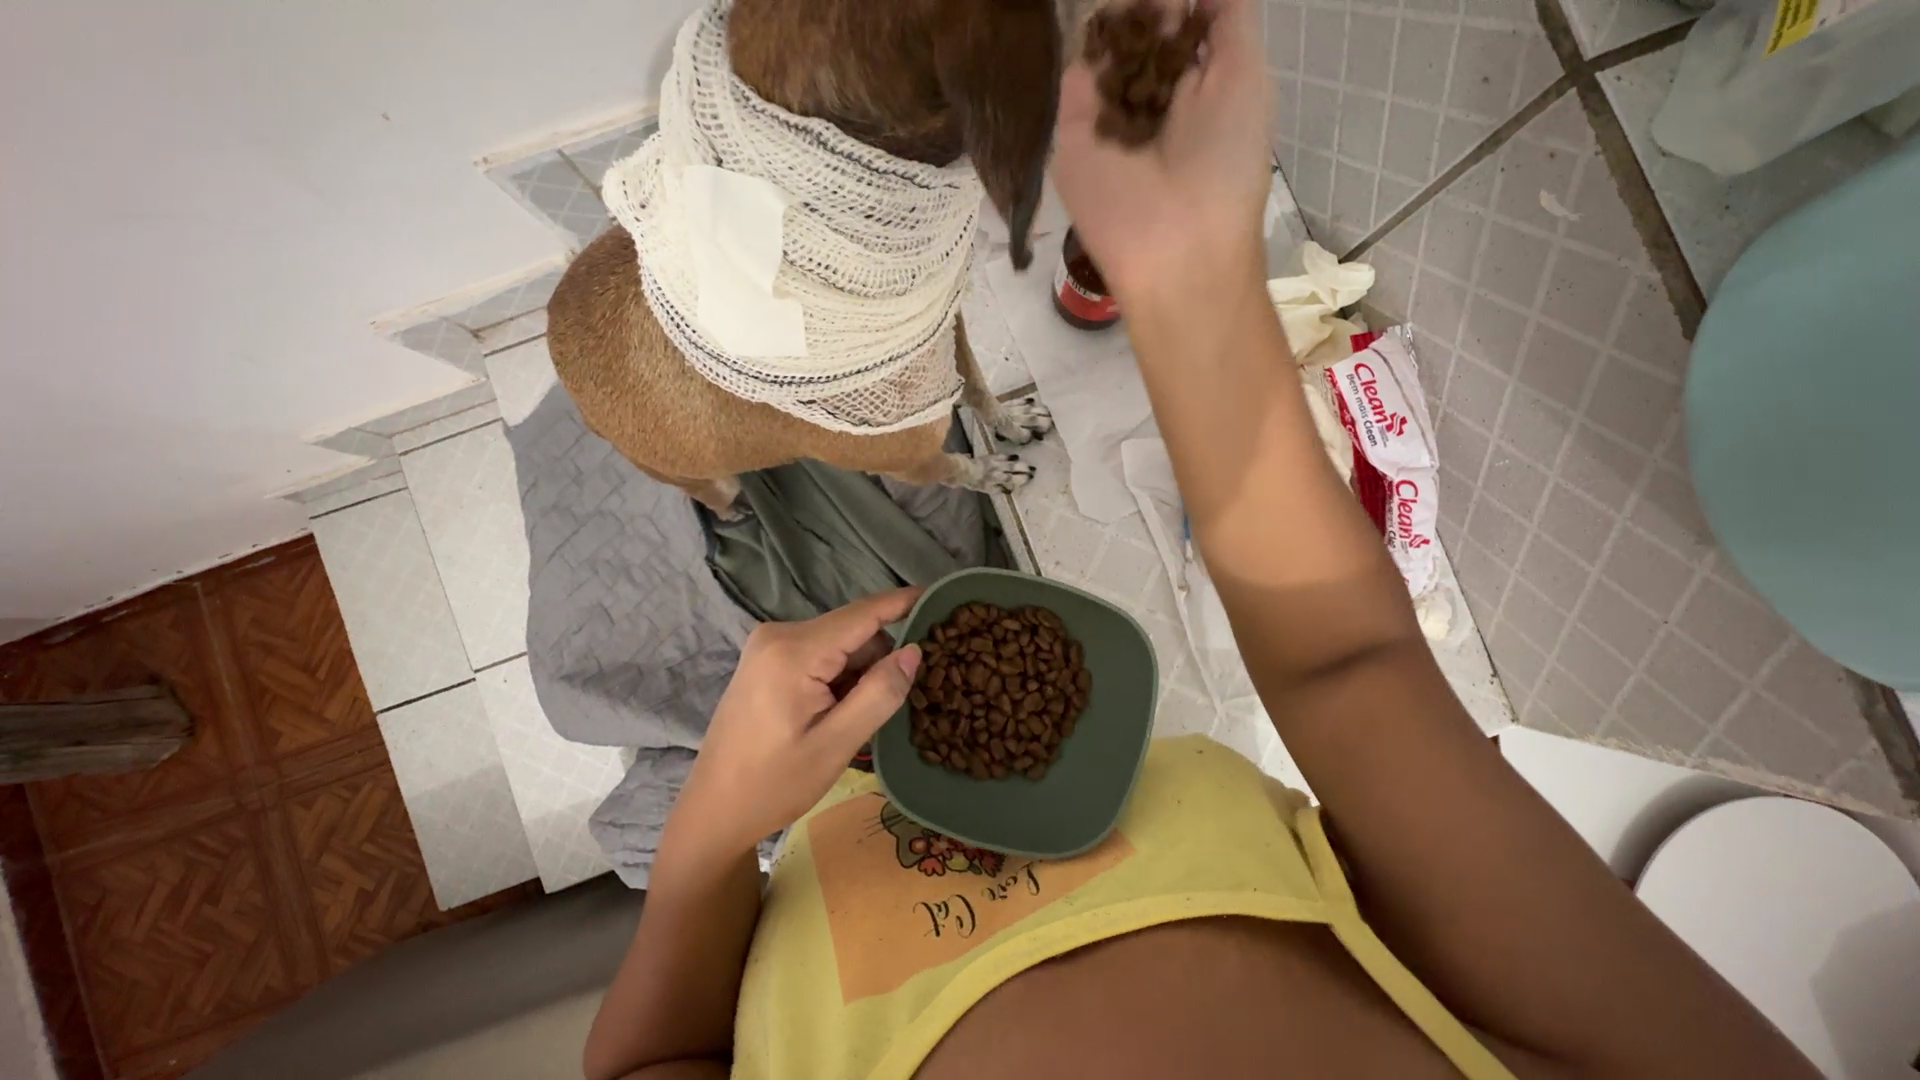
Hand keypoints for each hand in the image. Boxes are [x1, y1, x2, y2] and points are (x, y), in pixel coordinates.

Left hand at [667, 588, 924, 859]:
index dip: (905, 603)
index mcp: (794, 651)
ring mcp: (769, 646)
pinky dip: (840, 678)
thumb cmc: (773, 784)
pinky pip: (820, 655)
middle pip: (853, 631)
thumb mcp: (836, 745)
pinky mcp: (767, 661)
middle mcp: (779, 635)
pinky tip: (843, 713)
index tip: (944, 595)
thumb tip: (915, 650)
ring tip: (868, 718)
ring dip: (861, 673)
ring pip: (839, 645)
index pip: (864, 614)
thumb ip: (879, 694)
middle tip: (909, 697)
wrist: (713, 810)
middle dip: (883, 657)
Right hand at [1051, 0, 1272, 314]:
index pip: (1181, 27)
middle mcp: (1152, 100)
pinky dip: (1087, 43)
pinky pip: (1075, 73)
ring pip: (1106, 46)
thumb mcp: (1247, 76)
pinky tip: (1101, 21)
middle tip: (1156, 0)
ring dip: (1119, 17)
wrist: (1175, 245)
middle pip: (1140, 32)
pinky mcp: (1072, 132)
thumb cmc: (1225, 162)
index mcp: (1198, 90)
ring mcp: (1109, 116)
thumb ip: (1228, 19)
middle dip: (1147, 7)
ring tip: (1127, 3)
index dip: (1178, 4)